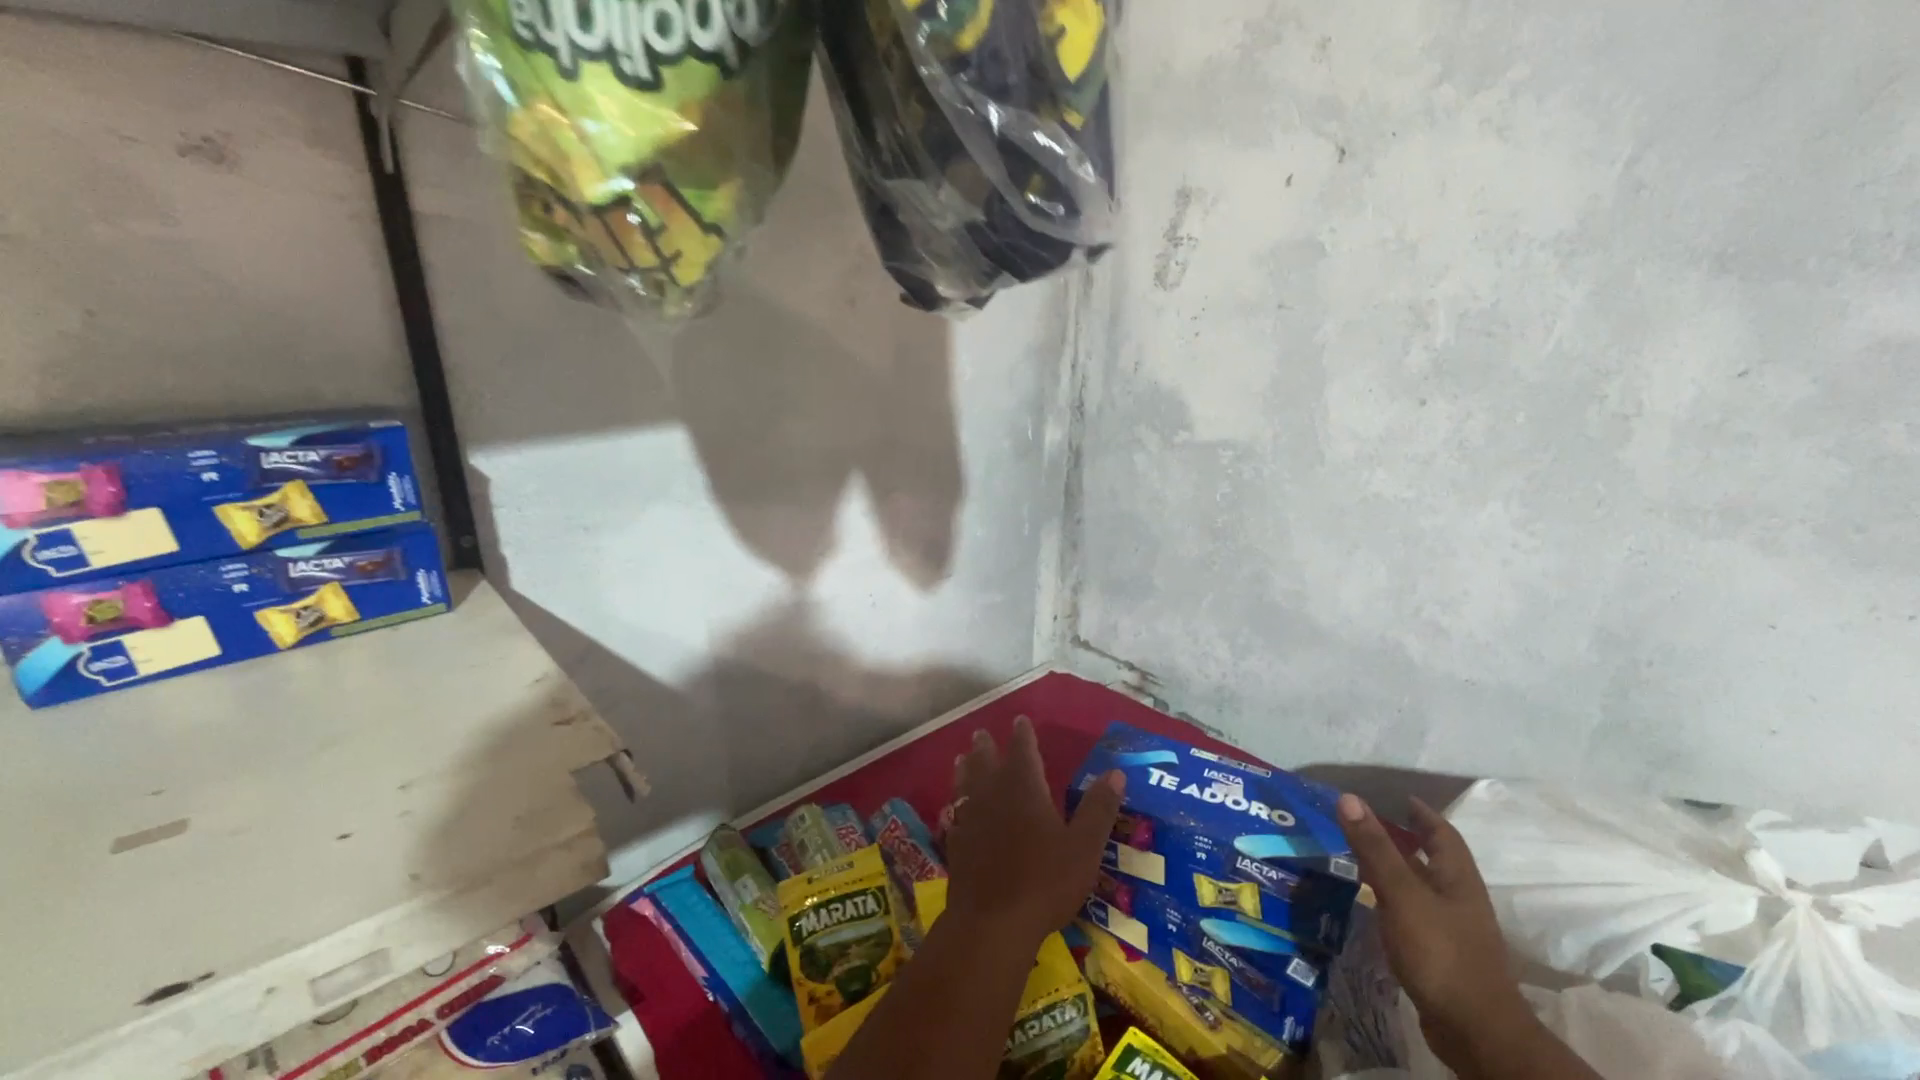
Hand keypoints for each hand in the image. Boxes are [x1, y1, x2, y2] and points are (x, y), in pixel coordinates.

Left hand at [944, 716, 1124, 947]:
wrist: (992, 922)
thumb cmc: (1045, 881)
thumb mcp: (1084, 846)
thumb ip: (1098, 808)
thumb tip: (1116, 772)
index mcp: (1024, 788)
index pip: (1023, 751)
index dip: (1022, 735)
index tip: (1019, 720)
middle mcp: (992, 795)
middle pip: (986, 762)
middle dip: (986, 747)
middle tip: (981, 734)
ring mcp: (970, 819)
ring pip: (964, 784)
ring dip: (965, 768)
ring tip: (961, 758)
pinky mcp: (956, 844)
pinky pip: (954, 813)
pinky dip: (955, 803)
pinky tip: (955, 808)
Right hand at [1337, 794, 1536, 1066]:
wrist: (1474, 1029)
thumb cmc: (1441, 953)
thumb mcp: (1402, 895)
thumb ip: (1376, 849)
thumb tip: (1350, 798)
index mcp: (1458, 879)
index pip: (1442, 834)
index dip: (1421, 814)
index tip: (1397, 798)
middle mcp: (1459, 899)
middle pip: (1432, 860)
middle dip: (1404, 840)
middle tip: (1366, 826)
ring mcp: (1452, 930)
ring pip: (1421, 888)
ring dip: (1396, 871)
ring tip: (1359, 860)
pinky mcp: (1440, 955)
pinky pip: (1413, 914)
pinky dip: (1393, 902)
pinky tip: (1372, 908)